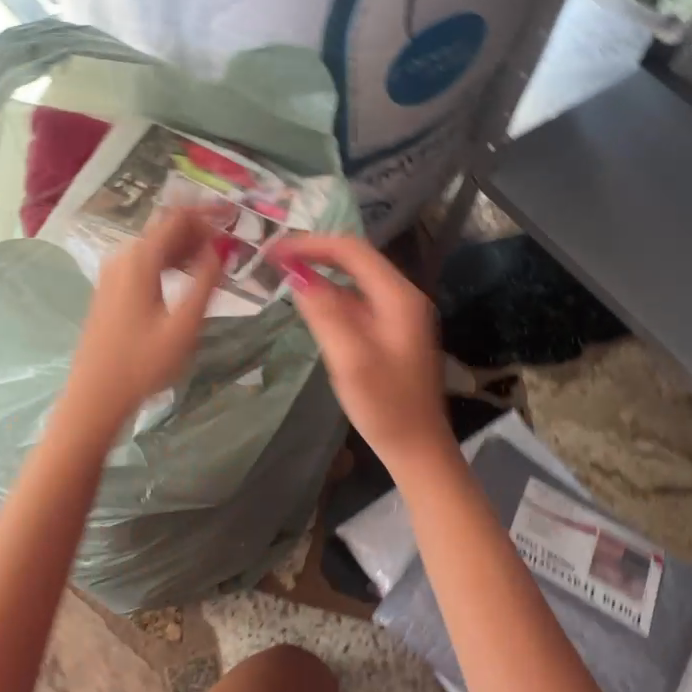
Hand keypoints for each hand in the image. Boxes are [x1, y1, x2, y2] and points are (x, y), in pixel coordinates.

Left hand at [63, 208, 227, 427]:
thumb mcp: (184, 325)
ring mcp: (112, 274)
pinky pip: (144, 263)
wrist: (95, 397)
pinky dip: (169, 263)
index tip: (234, 215)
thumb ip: (206, 281)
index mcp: (140, 259)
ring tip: (215, 261)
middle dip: (198, 230)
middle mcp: (123, 258)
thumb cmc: (143, 364)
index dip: (207, 212)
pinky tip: (185, 279)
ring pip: (154, 247)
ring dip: (185, 248)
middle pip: (164, 229)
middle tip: (230, 242)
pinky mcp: (110, 290)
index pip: (177, 217)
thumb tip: (222, 247)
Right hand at [270, 235, 455, 469]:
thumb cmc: (386, 407)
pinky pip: (356, 301)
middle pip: (355, 259)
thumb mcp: (351, 361)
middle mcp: (402, 297)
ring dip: (320, 273)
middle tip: (274, 258)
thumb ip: (324, 314)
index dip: (312, 243)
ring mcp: (398, 315)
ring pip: (354, 280)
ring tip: (283, 273)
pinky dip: (330, 295)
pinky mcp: (390, 332)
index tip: (274, 249)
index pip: (352, 250)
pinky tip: (308, 302)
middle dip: (314, 253)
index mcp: (398, 297)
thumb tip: (297, 277)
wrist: (418, 448)